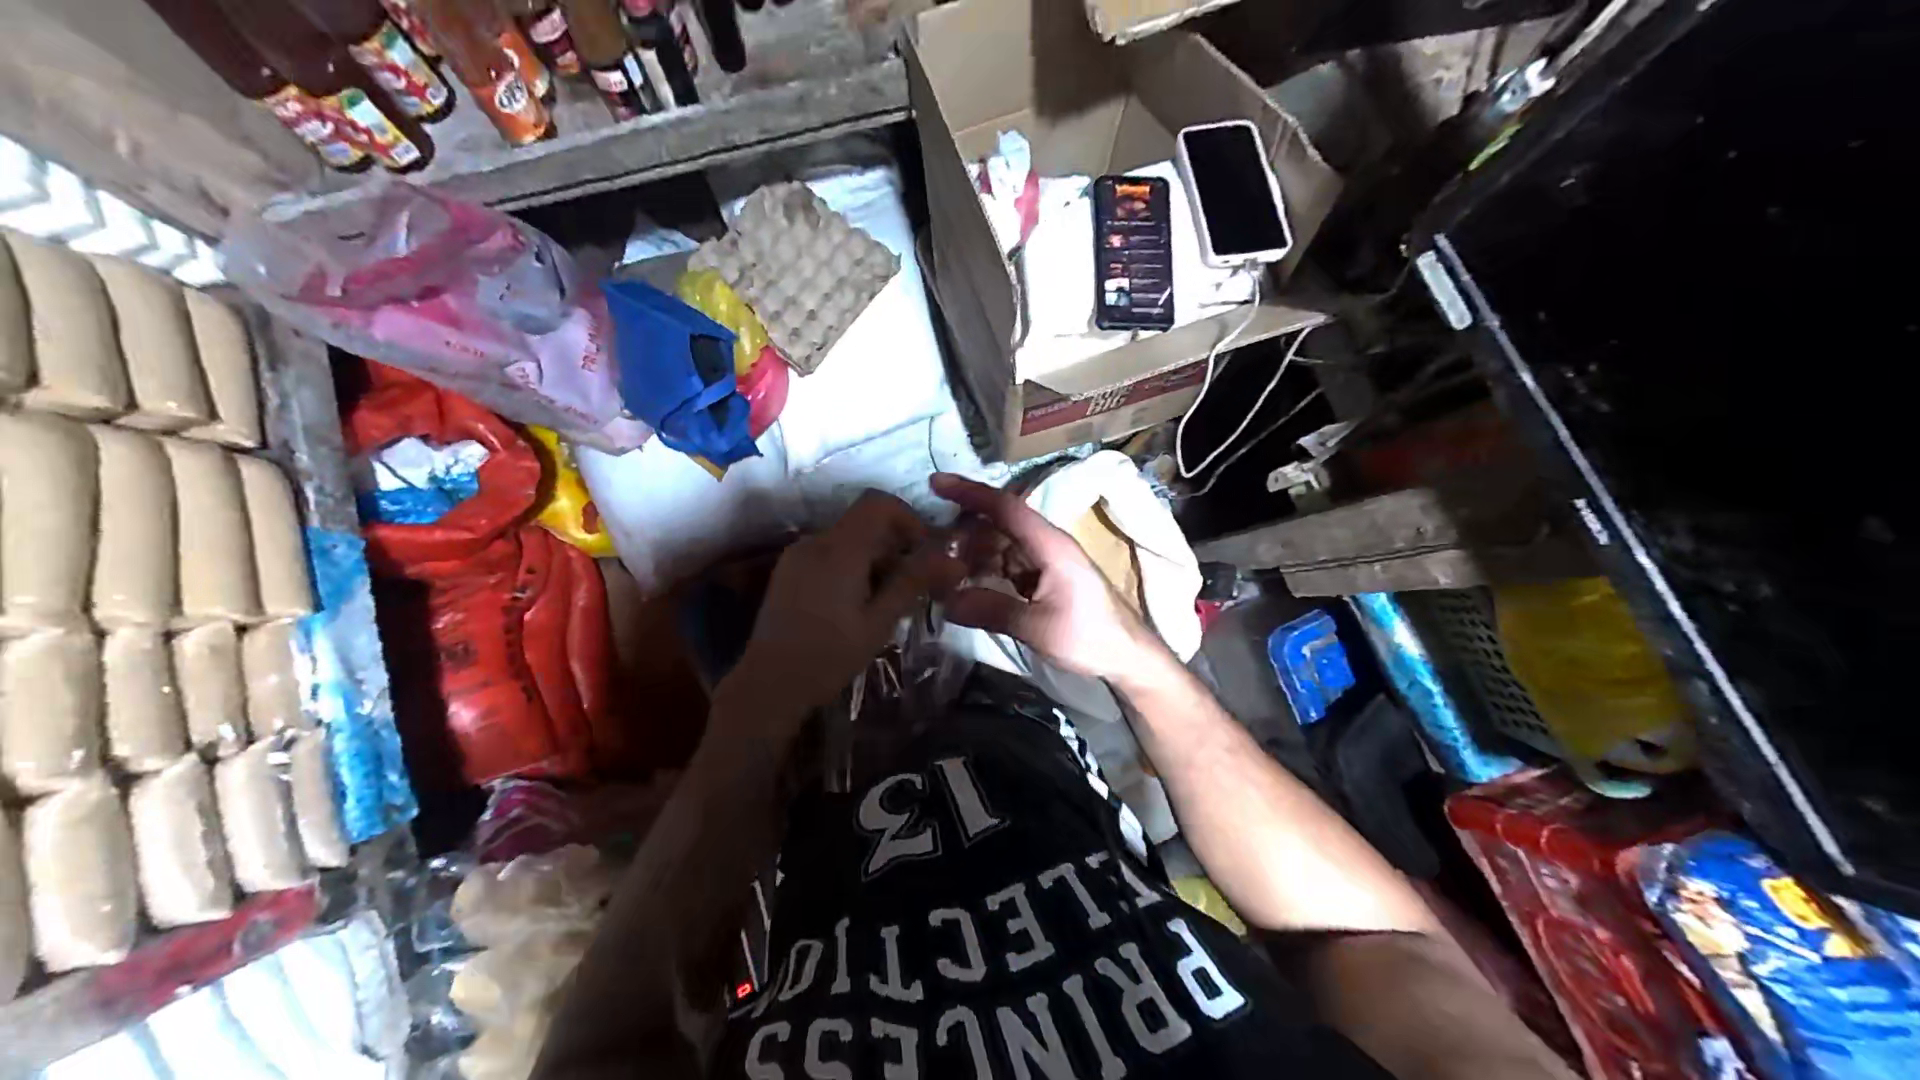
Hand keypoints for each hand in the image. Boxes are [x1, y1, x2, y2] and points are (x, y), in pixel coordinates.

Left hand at [723, 491, 964, 724]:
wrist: (768, 685)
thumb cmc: (829, 656)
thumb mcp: (878, 622)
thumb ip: (913, 583)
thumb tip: (954, 560)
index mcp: (839, 549)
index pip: (879, 504)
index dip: (908, 518)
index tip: (924, 551)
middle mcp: (816, 541)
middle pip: (864, 522)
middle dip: (894, 545)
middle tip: (914, 584)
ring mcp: (798, 555)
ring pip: (847, 539)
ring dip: (874, 558)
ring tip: (888, 600)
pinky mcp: (789, 571)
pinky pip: (829, 553)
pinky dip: (852, 565)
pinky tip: (858, 603)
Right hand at [930, 472, 1170, 683]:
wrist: (1128, 656)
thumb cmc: (1089, 637)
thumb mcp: (1038, 627)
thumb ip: (992, 610)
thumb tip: (947, 603)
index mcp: (1050, 545)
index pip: (1006, 508)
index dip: (970, 493)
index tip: (937, 483)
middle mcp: (1048, 545)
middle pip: (999, 525)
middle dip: (965, 530)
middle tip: (930, 546)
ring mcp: (1047, 561)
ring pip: (1002, 545)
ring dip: (973, 553)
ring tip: (942, 568)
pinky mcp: (1045, 579)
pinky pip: (1009, 565)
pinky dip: (987, 570)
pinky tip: (967, 584)